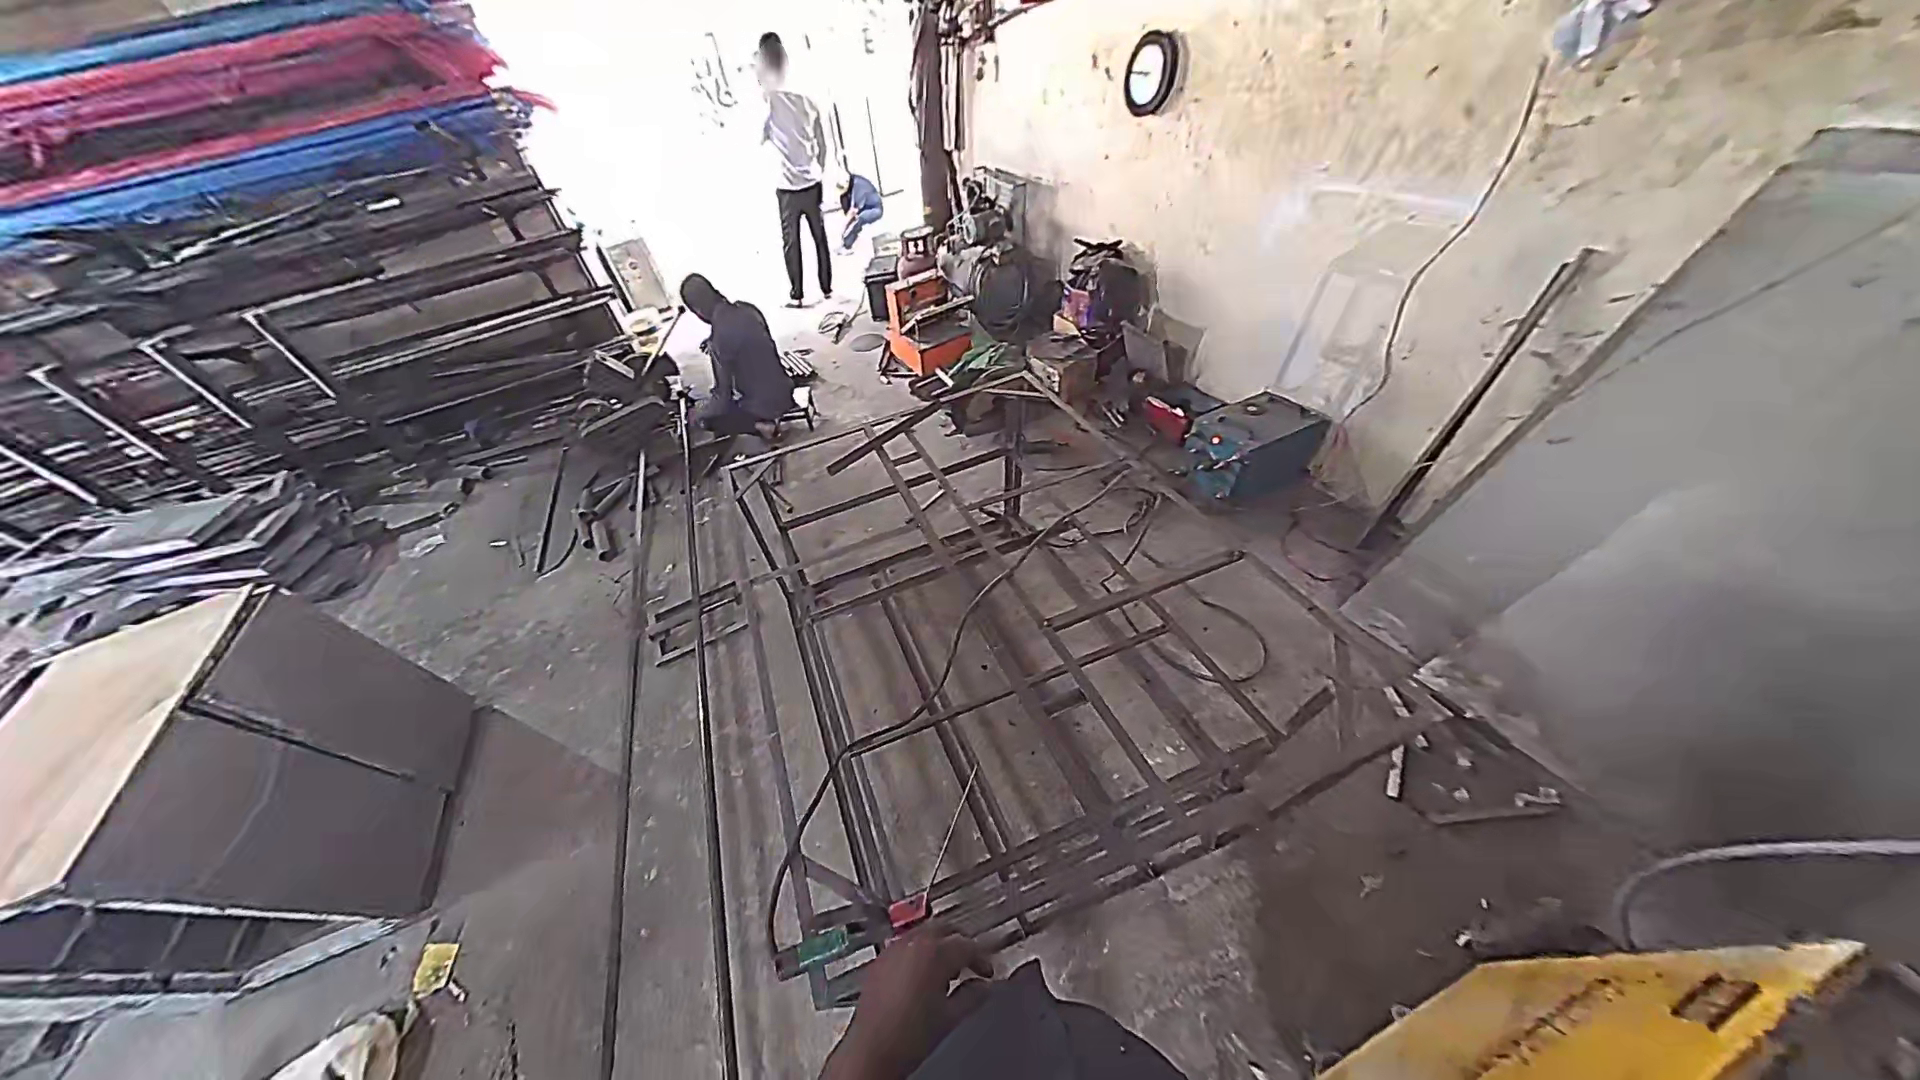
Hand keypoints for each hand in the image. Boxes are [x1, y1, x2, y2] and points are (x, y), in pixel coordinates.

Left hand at [820, 925, 992, 1079]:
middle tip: (970, 961)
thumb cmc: (908, 1037)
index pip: (967, 945)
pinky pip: (906, 945)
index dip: (981, 958)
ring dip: (939, 945)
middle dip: (960, 943)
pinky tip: (922, 975)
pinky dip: (919, 953)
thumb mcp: (949, 1017)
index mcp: (934, 953)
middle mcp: (913, 943)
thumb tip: (983, 987)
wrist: (871, 1051)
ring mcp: (894, 948)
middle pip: (945, 929)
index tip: (986, 971)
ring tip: (947, 971)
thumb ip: (971, 996)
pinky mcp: (881, 959)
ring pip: (924, 934)